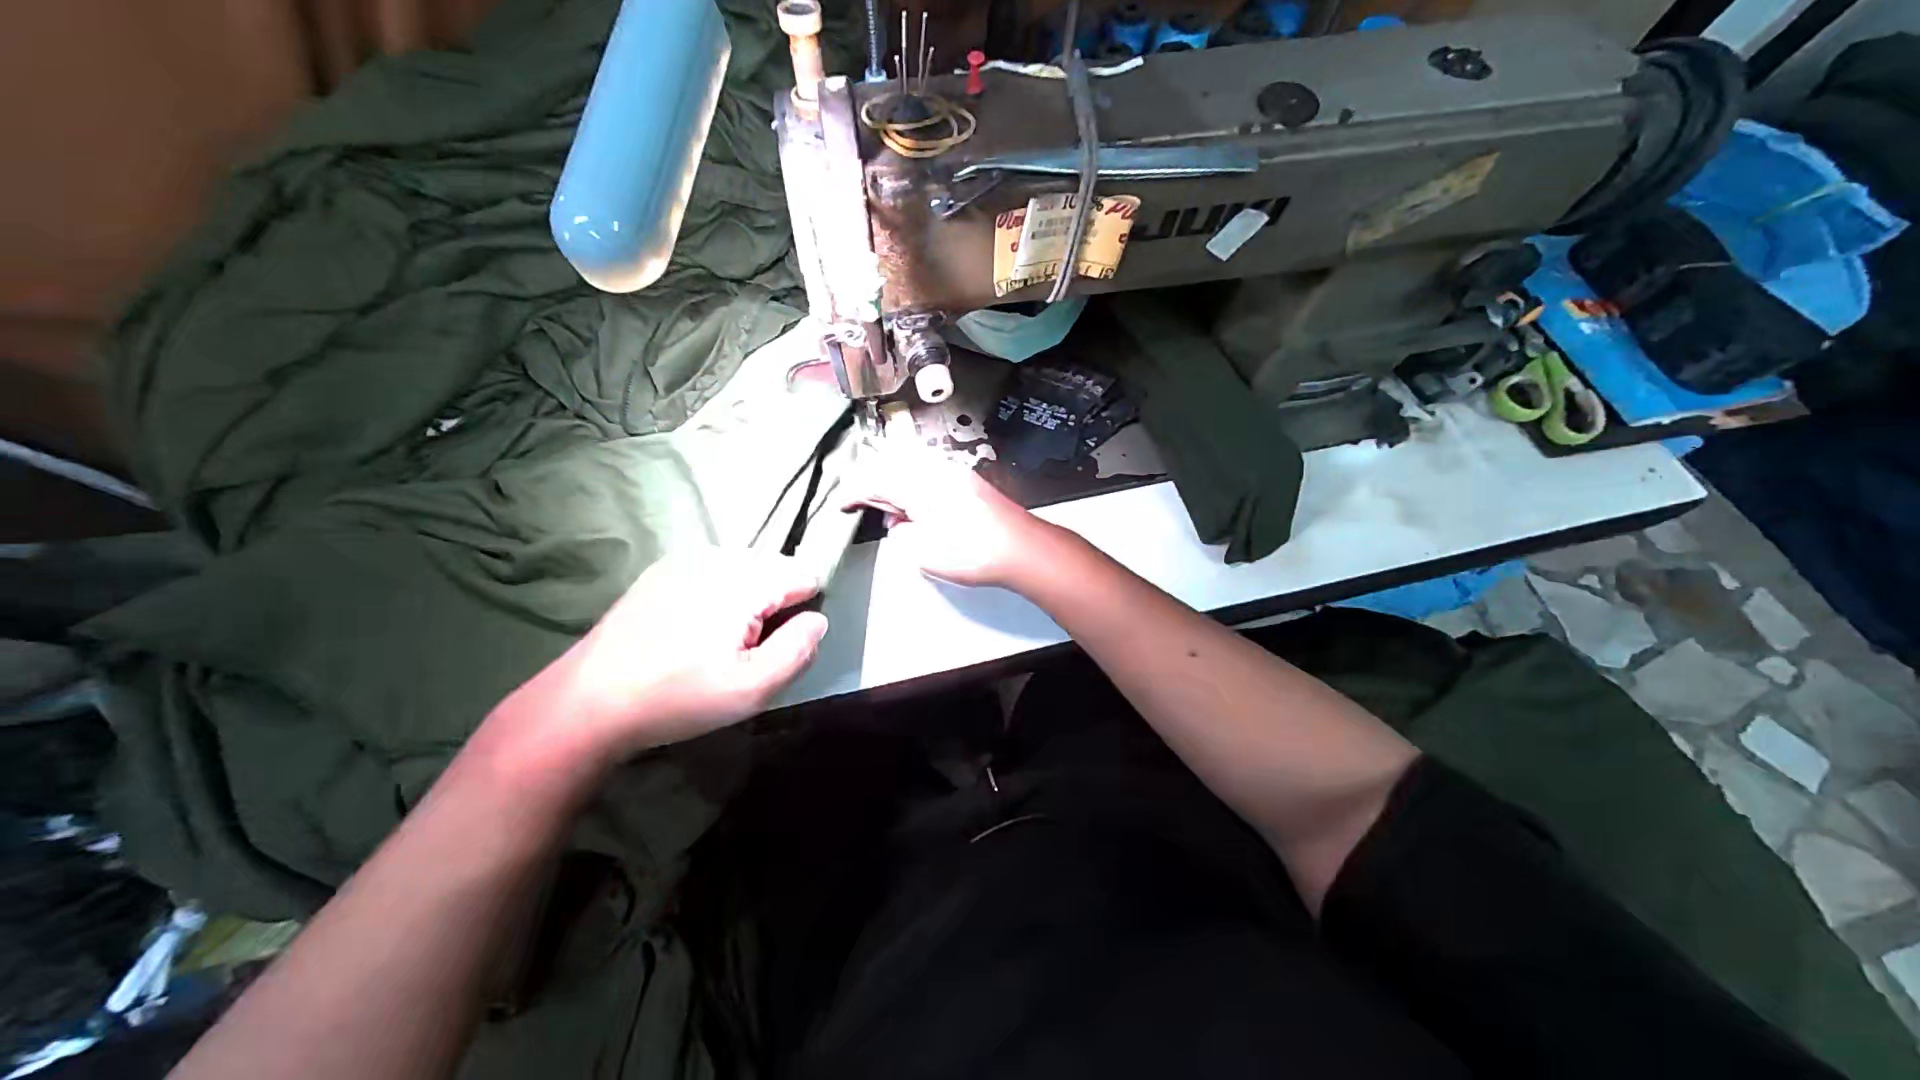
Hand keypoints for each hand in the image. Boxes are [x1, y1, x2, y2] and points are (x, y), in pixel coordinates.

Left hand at [489, 548, 829, 770]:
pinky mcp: (658, 573)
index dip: (802, 615)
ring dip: (745, 603)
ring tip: (715, 647)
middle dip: (773, 608)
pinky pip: (711, 576)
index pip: (804, 577)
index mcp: (743, 580)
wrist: (588, 702)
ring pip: (743, 573)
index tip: (775, 649)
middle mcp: (716, 556)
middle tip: (743, 654)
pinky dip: (715, 599)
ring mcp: (682, 560)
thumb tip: (818, 620)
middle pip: (774, 572)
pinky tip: (689, 635)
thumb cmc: (677, 697)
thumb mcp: (752, 689)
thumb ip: (798, 650)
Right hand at [843, 446, 1073, 588]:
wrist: (1023, 550)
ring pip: (913, 471)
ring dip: (899, 489)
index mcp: (920, 484)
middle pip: (893, 468)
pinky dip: (918, 490)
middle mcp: (937, 471)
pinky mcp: (970, 482)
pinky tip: (923, 512)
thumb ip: (900, 534)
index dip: (855, 492)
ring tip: (901, 518)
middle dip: (877, 487)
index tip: (845, 502)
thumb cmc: (978, 552)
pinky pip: (932, 476)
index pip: (876, 480)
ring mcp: (956, 473)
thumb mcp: (924, 553)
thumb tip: (898, 526)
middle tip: (868, 507)